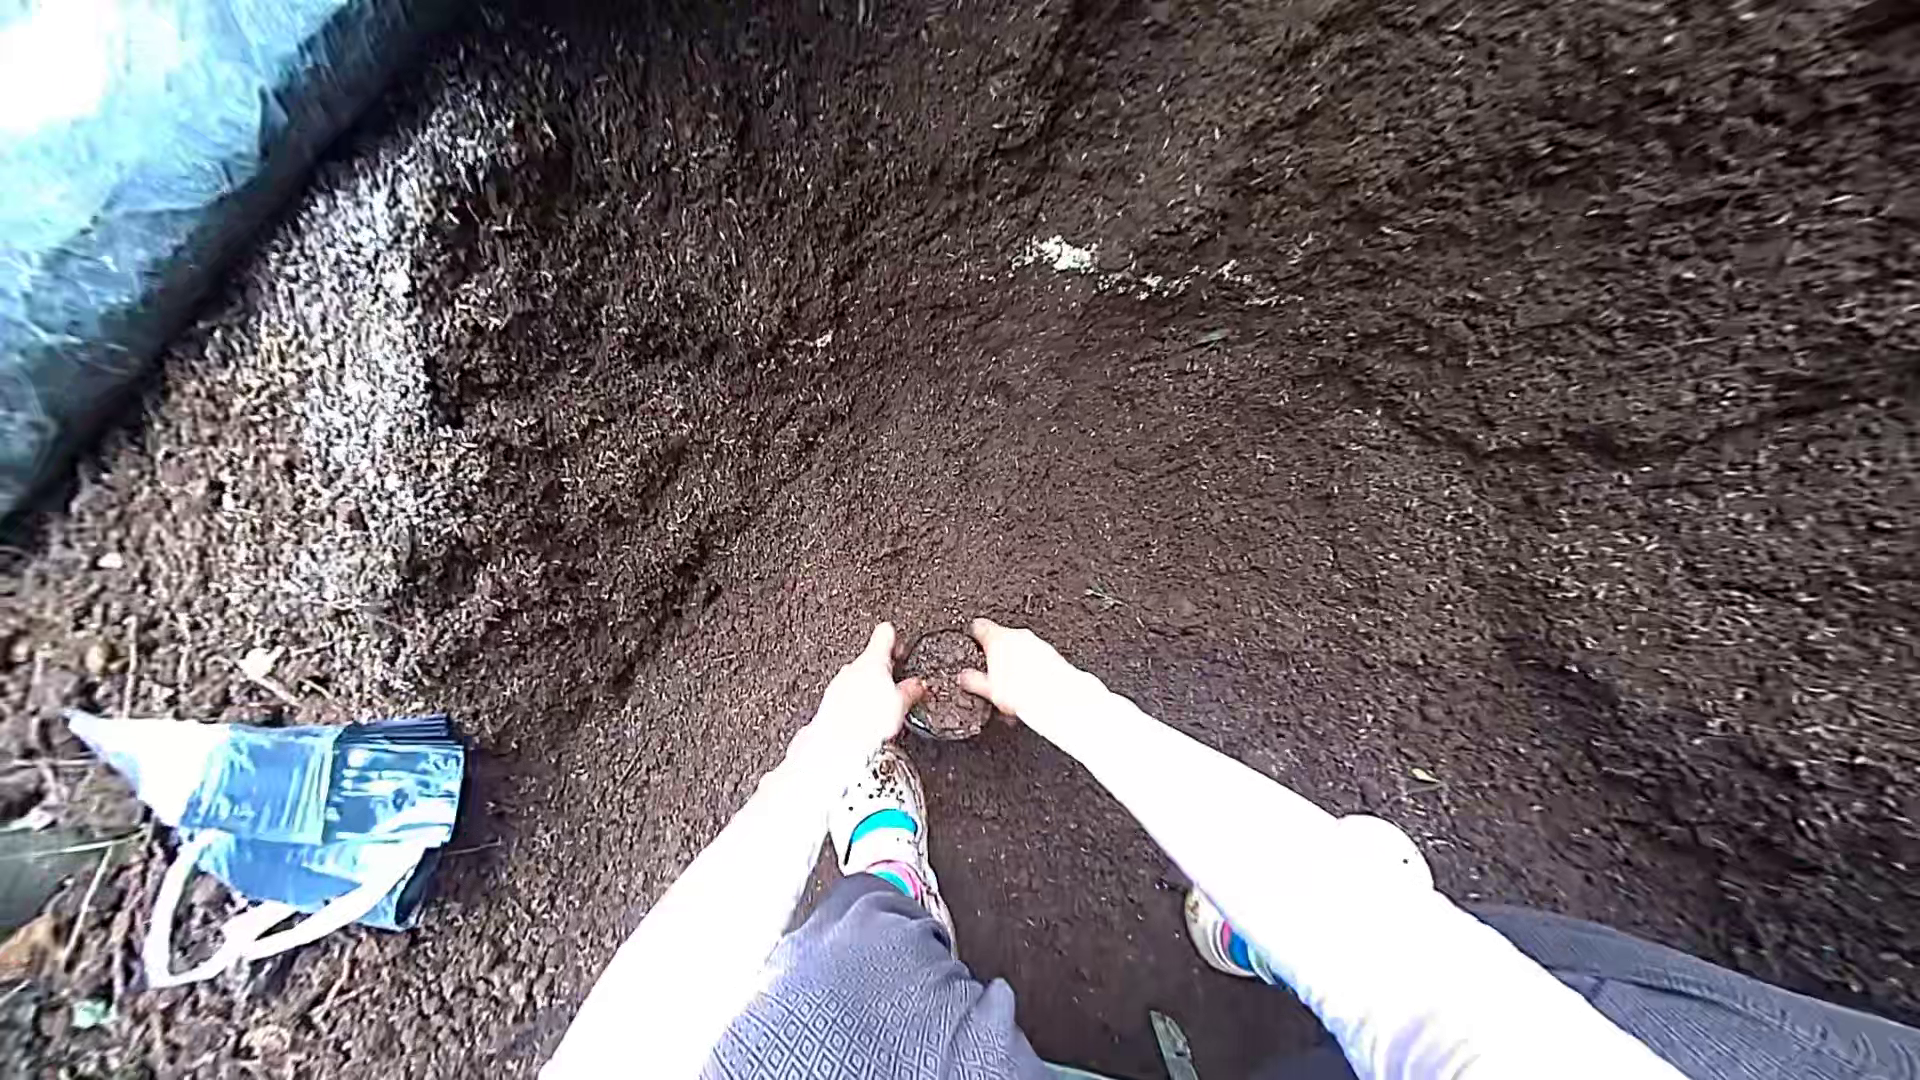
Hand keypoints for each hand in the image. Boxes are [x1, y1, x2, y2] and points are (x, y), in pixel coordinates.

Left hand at [791, 623, 924, 765]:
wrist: (835, 747)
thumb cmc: (865, 723)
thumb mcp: (900, 704)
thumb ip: (911, 690)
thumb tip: (918, 685)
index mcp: (872, 660)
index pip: (885, 633)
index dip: (896, 639)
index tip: (901, 649)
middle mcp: (851, 668)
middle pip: (871, 659)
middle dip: (884, 671)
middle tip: (898, 687)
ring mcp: (838, 685)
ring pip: (857, 679)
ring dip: (869, 689)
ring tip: (881, 709)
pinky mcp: (829, 704)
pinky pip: (846, 697)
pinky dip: (856, 703)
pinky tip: (864, 720)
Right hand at [957, 618, 1097, 730]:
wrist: (1059, 698)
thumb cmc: (1024, 692)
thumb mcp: (989, 689)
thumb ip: (973, 680)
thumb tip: (964, 677)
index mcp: (998, 638)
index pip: (979, 626)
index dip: (973, 635)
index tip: (972, 641)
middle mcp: (1018, 636)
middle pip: (1001, 639)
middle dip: (996, 655)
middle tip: (993, 677)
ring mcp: (1036, 643)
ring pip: (1019, 649)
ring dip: (1015, 663)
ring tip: (1013, 689)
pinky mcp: (1052, 654)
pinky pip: (1035, 657)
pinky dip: (1031, 668)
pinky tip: (1030, 687)